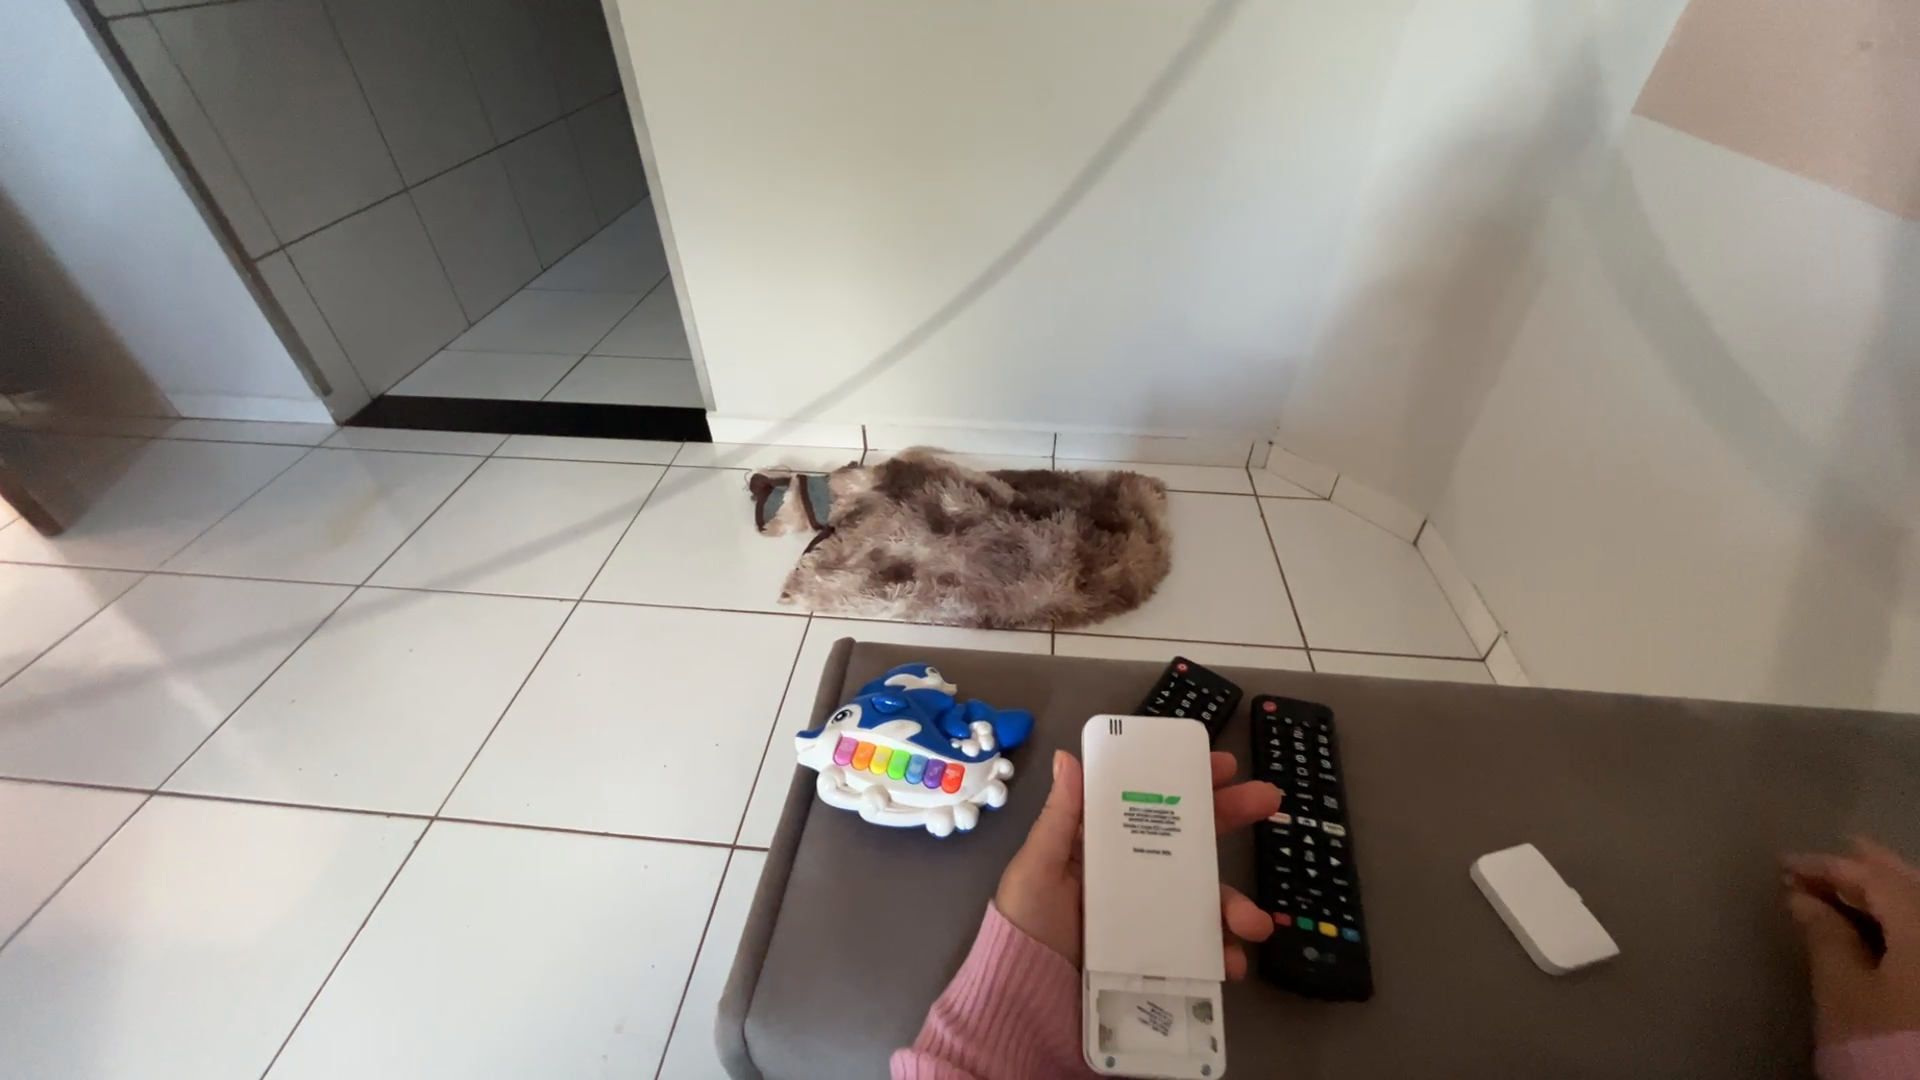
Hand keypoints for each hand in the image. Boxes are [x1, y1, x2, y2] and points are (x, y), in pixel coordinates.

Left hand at [995, 749, 1281, 976]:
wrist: (1028, 998)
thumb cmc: (1028, 921)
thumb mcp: (1038, 864)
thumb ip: (1059, 816)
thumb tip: (1068, 756)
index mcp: (1104, 843)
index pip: (1149, 801)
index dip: (1185, 780)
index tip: (1221, 763)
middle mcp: (1132, 872)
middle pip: (1188, 838)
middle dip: (1230, 816)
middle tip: (1267, 799)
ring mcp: (1149, 914)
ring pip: (1204, 897)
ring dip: (1236, 903)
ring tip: (1251, 921)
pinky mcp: (1160, 955)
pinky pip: (1201, 949)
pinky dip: (1223, 954)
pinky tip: (1231, 962)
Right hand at [1784, 837, 1919, 1043]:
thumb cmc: (1881, 1034)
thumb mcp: (1842, 985)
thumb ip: (1824, 933)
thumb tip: (1802, 897)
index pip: (1877, 881)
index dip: (1828, 867)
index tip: (1783, 865)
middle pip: (1911, 892)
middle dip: (1870, 872)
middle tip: (1835, 850)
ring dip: (1887, 898)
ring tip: (1852, 887)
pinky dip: (1902, 923)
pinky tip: (1882, 922)